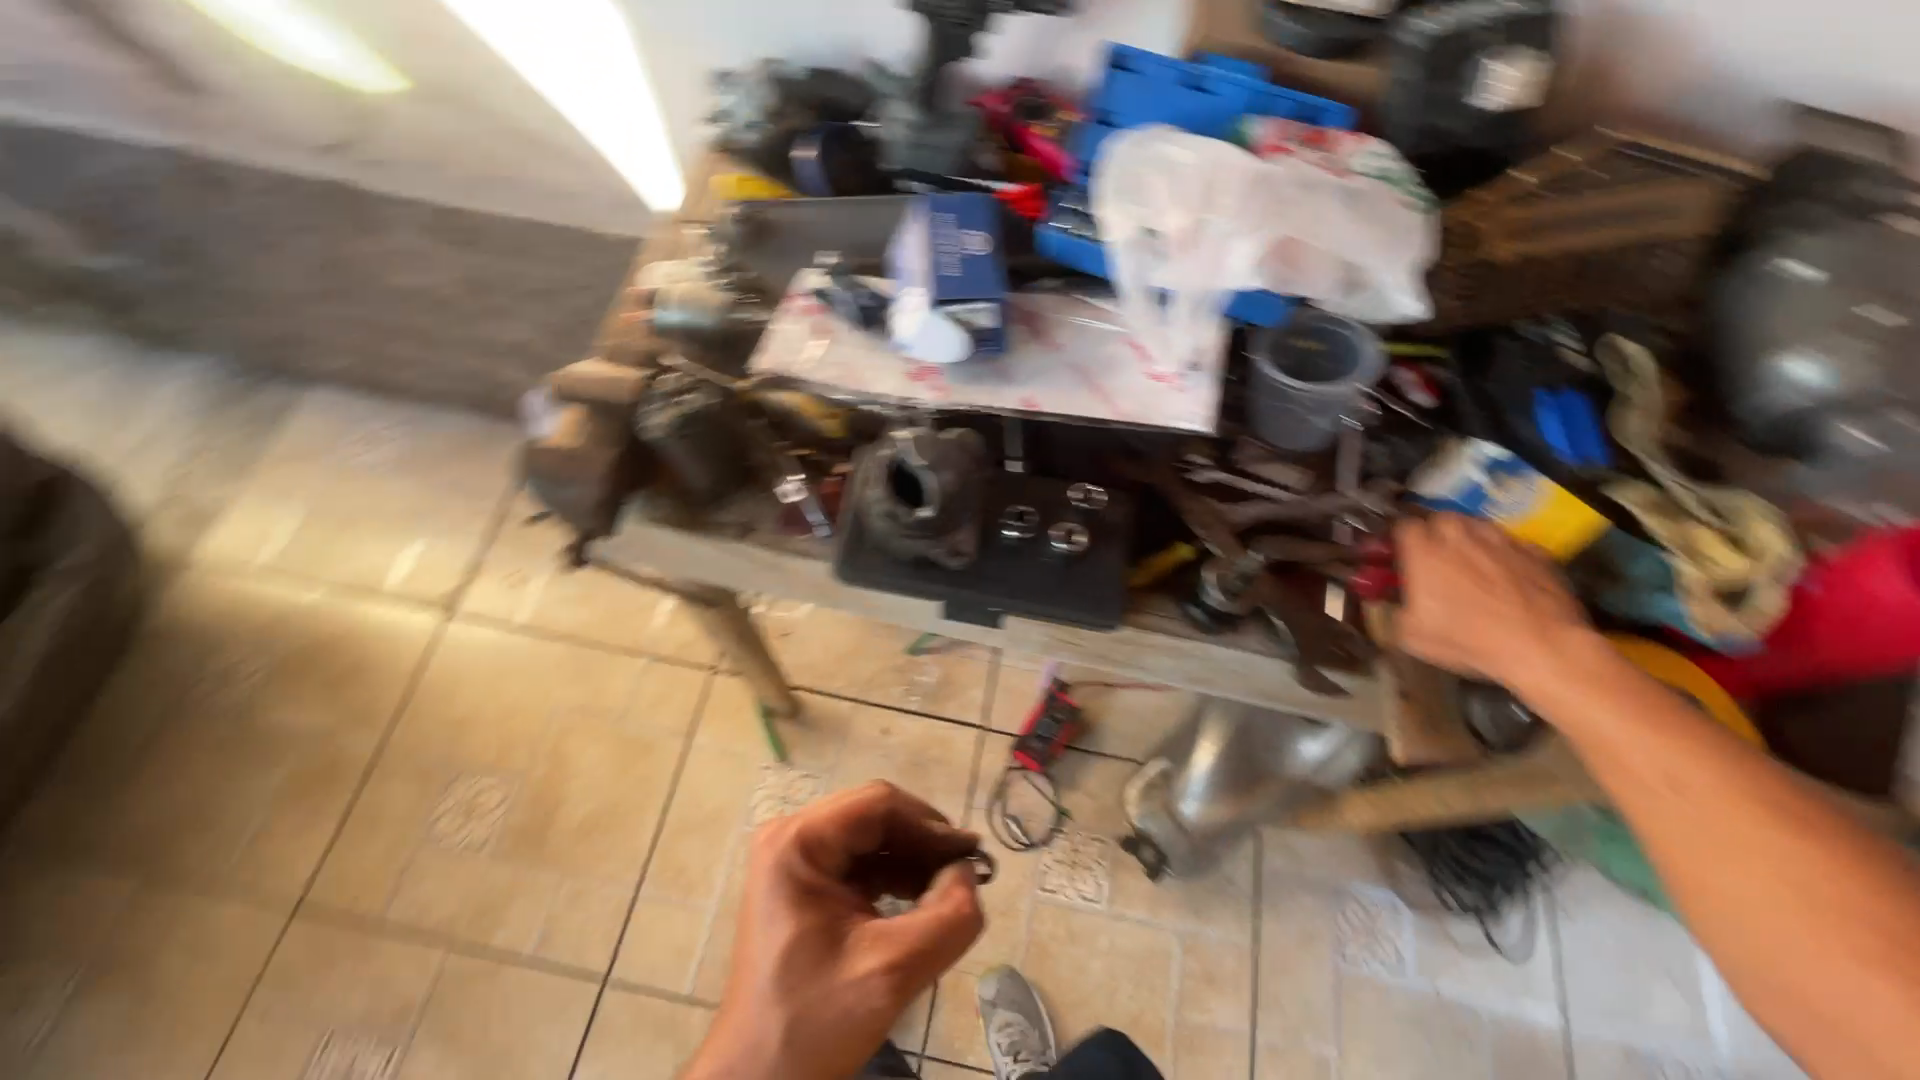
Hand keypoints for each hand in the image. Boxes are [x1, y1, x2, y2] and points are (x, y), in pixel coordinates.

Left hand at [682, 781, 984, 1079]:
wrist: (760, 1077)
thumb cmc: (813, 1021)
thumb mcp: (891, 970)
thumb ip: (948, 917)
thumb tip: (970, 875)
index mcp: (797, 842)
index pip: (879, 803)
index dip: (931, 825)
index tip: (970, 860)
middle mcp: (791, 838)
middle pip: (875, 818)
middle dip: (923, 845)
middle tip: (965, 877)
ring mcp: (795, 863)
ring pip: (872, 840)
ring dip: (913, 862)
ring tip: (948, 895)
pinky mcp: (804, 888)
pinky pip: (860, 865)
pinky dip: (895, 880)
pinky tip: (921, 905)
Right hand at [1393, 513, 1598, 691]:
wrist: (1541, 645)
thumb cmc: (1467, 638)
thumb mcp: (1411, 635)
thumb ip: (1395, 610)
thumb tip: (1395, 604)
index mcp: (1424, 551)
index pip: (1403, 526)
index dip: (1400, 539)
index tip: (1401, 554)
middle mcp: (1461, 536)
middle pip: (1440, 518)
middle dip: (1434, 533)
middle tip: (1434, 556)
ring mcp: (1501, 540)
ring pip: (1476, 525)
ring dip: (1468, 538)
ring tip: (1469, 561)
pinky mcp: (1534, 550)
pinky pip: (1510, 544)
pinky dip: (1502, 553)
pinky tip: (1504, 574)